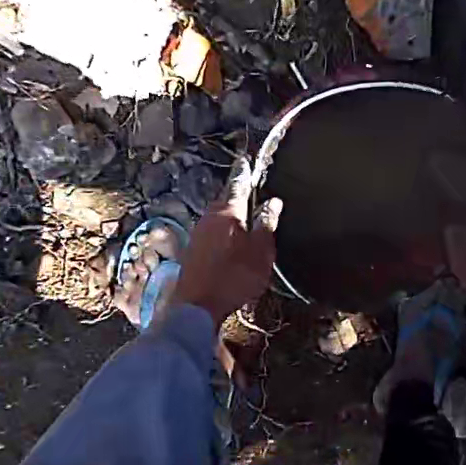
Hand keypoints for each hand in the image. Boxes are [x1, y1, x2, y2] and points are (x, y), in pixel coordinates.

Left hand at [171, 160, 281, 326]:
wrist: (196, 307)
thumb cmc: (233, 277)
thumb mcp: (261, 253)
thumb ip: (267, 225)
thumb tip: (273, 202)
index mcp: (227, 211)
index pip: (239, 183)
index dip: (246, 171)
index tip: (248, 158)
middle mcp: (209, 216)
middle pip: (227, 200)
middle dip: (240, 196)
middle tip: (255, 194)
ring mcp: (197, 234)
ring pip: (219, 217)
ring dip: (231, 217)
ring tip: (247, 222)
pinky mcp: (192, 250)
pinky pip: (213, 233)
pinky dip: (224, 233)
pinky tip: (232, 243)